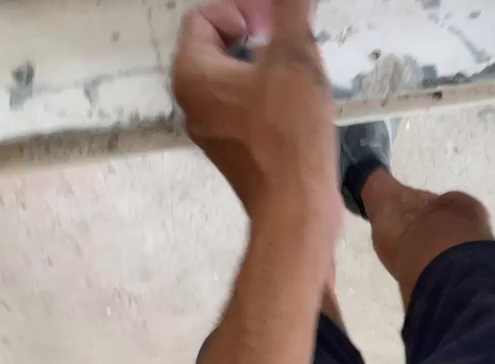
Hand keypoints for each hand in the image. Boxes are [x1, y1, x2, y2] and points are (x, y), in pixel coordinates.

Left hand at [172, 0, 338, 229]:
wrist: (296, 213)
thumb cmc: (290, 136)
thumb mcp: (295, 58)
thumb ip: (290, 10)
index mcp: (192, 74)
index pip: (205, 18)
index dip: (243, 10)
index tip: (276, 25)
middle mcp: (193, 105)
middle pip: (221, 52)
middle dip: (258, 43)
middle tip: (292, 50)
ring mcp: (213, 137)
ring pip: (237, 87)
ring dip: (268, 76)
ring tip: (301, 83)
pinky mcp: (237, 161)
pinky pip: (248, 118)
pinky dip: (270, 108)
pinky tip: (300, 116)